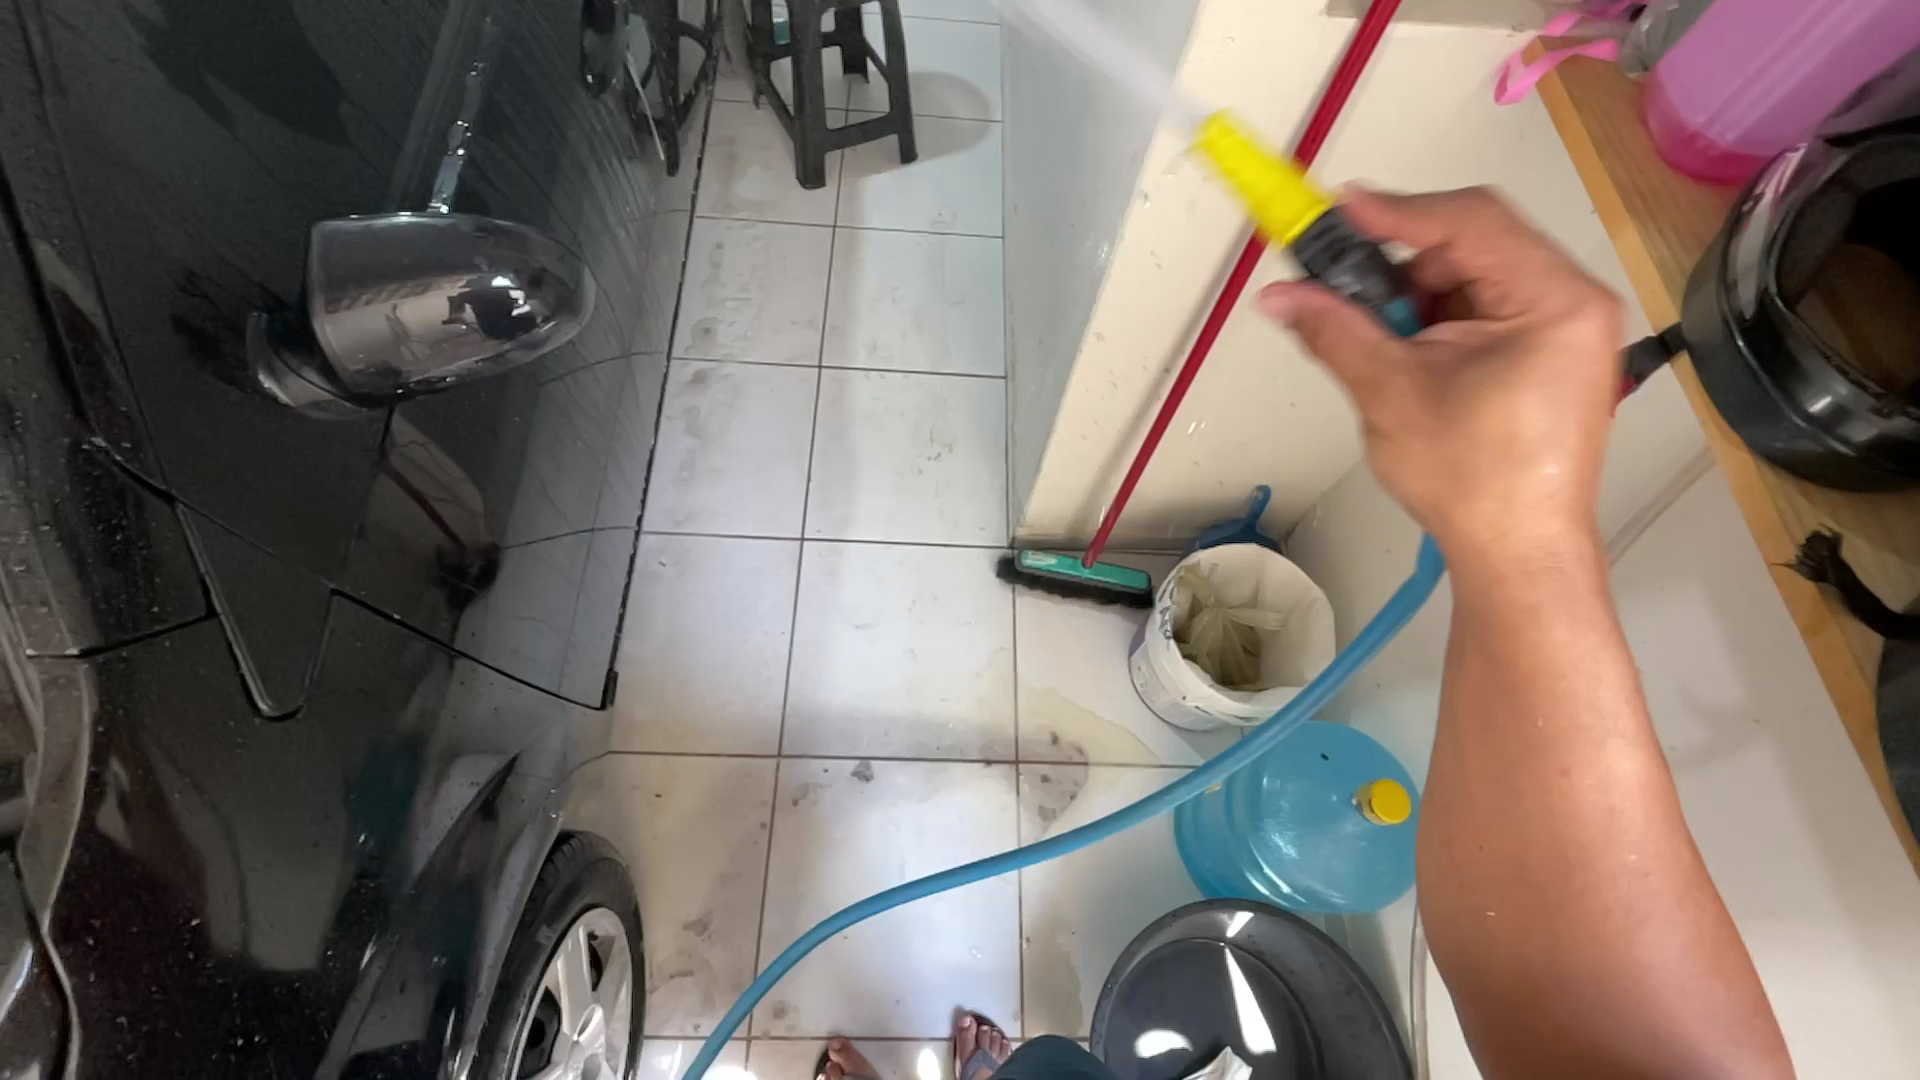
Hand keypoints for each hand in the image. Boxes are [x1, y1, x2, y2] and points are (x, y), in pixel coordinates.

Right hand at [1260, 186, 1623, 562]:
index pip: (1472, 222)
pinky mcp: (1534, 357)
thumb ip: (1333, 332)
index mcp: (1553, 300)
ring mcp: (1553, 331)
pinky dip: (1424, 326)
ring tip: (1367, 340)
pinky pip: (1472, 316)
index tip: (1337, 211)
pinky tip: (1395, 358)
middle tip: (1339, 291)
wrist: (1513, 548)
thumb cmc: (1469, 477)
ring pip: (1465, 283)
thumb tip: (1277, 296)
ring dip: (1407, 302)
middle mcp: (1566, 302)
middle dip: (1398, 268)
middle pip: (1469, 249)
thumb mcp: (1390, 393)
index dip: (1398, 212)